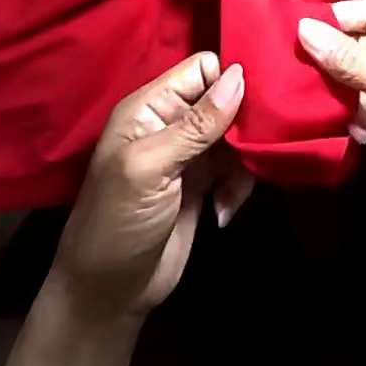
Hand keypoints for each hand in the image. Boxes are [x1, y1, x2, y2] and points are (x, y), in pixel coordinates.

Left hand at [49, 53, 251, 320]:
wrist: (109, 297)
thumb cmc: (116, 225)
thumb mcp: (150, 169)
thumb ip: (196, 123)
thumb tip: (241, 74)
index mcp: (151, 107)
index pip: (203, 68)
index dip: (229, 78)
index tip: (255, 99)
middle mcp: (173, 121)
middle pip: (229, 97)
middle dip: (246, 121)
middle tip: (257, 144)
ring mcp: (192, 151)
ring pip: (241, 132)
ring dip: (245, 160)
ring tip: (231, 188)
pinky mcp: (207, 180)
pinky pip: (241, 165)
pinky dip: (240, 184)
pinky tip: (223, 210)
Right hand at [297, 1, 365, 230]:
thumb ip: (352, 61)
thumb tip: (304, 28)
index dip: (337, 17)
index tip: (293, 28)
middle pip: (355, 44)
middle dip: (324, 53)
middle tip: (284, 63)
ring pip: (347, 77)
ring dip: (326, 86)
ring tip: (296, 93)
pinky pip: (348, 106)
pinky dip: (336, 113)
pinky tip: (325, 123)